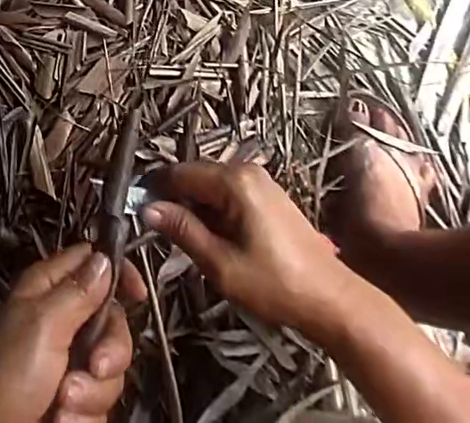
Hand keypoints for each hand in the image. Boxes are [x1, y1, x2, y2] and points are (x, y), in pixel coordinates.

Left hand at [0, 244, 146, 422]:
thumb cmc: (2, 375)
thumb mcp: (42, 324)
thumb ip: (78, 291)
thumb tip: (106, 258)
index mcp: (49, 288)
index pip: (93, 260)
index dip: (119, 272)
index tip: (138, 294)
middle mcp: (62, 319)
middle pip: (112, 321)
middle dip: (110, 351)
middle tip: (94, 366)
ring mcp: (67, 361)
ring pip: (109, 369)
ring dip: (92, 392)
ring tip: (63, 404)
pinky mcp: (71, 398)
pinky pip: (100, 403)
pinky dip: (85, 416)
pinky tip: (62, 419)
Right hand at [142, 162, 359, 338]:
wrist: (332, 300)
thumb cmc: (275, 284)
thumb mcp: (221, 264)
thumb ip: (183, 231)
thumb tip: (148, 208)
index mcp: (234, 180)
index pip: (180, 173)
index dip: (156, 190)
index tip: (138, 211)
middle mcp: (246, 169)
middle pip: (195, 175)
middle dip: (175, 199)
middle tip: (161, 233)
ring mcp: (260, 180)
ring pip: (210, 185)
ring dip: (195, 207)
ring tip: (188, 240)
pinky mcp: (267, 194)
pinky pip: (228, 192)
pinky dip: (214, 209)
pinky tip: (214, 237)